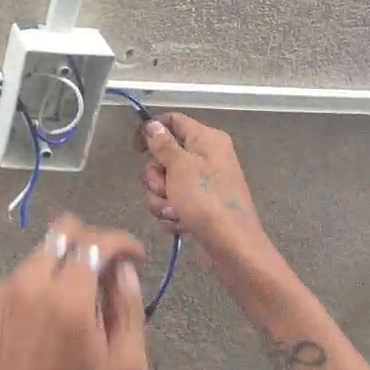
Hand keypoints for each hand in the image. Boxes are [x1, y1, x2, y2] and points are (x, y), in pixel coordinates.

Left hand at [0, 215, 148, 369]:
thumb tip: (126, 270)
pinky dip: (49, 273)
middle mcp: (33, 283)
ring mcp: (9, 289)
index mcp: (68, 300)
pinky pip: (28, 269)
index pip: (95, 241)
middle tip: (112, 272)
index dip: (122, 241)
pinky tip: (61, 310)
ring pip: (44, 246)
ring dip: (70, 257)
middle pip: (64, 229)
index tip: (137, 256)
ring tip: (89, 296)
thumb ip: (131, 311)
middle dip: (93, 241)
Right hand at [140, 113, 272, 265]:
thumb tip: (153, 124)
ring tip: (174, 211)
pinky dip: (172, 213)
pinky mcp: (200, 205)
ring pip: (165, 182)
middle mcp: (206, 157)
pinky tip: (180, 223)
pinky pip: (174, 202)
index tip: (137, 149)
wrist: (233, 248)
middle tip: (163, 188)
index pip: (173, 121)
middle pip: (164, 155)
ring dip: (161, 198)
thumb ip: (162, 144)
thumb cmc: (207, 201)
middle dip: (156, 176)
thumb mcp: (180, 167)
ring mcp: (204, 183)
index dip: (152, 131)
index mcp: (207, 140)